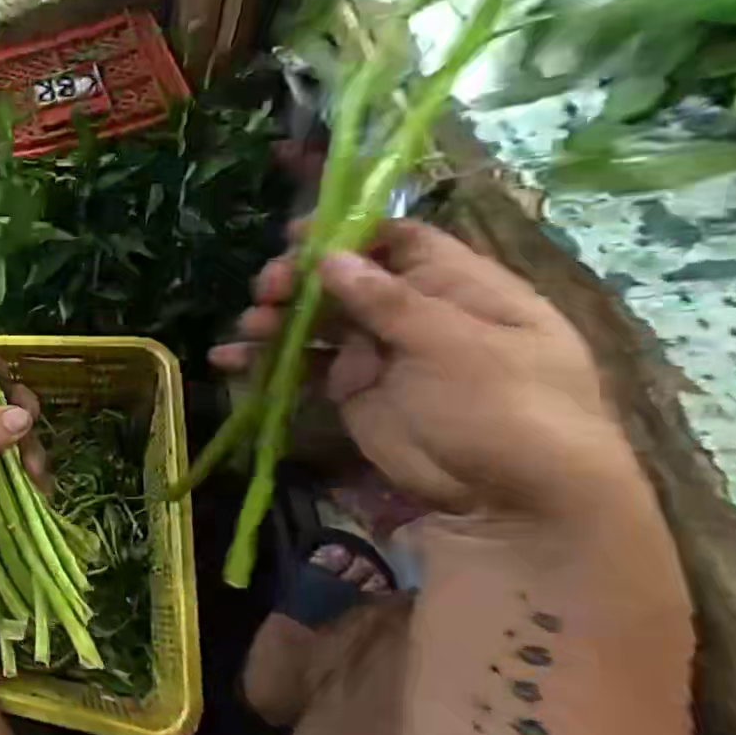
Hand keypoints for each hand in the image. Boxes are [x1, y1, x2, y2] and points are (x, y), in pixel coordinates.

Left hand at [0, 393, 40, 620]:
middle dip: (20, 414)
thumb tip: (23, 416)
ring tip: (33, 471)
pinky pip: (23, 475)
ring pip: (16, 441)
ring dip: (31, 451)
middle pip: (0, 407)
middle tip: (30, 423)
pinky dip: (35, 479)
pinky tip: (39, 489)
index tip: (14, 378)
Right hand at [212, 220, 635, 518]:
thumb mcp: (455, 346)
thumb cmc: (504, 410)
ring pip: (315, 317)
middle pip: (344, 276)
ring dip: (276, 316)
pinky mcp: (349, 387)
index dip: (349, 231)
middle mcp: (413, 312)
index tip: (296, 236)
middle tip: (266, 289)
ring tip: (251, 326)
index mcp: (458, 288)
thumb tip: (328, 257)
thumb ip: (388, 300)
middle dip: (298, 278)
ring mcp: (378, 350)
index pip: (400, 241)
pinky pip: (300, 362)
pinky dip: (264, 360)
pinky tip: (228, 359)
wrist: (507, 503)